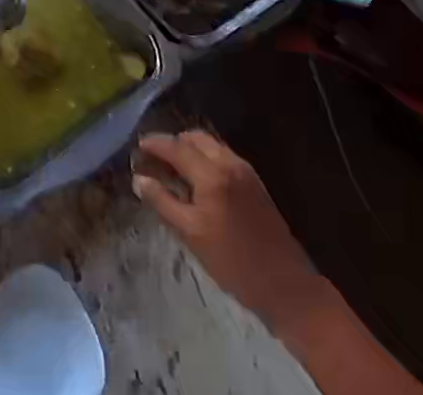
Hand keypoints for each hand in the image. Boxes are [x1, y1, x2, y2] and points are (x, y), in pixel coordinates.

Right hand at [133, 131, 328, 328]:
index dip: (155, 144)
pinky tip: (196, 179)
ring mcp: (245, 171)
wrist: (285, 284)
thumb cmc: (232, 262)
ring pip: (211, 146)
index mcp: (212, 174)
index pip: (177, 147)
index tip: (137, 145)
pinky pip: (223, 157)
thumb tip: (139, 179)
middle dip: (173, 143)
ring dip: (190, 149)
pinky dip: (205, 158)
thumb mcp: (190, 234)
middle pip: (196, 139)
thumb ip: (162, 202)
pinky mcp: (255, 183)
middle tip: (153, 157)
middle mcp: (230, 163)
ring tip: (172, 168)